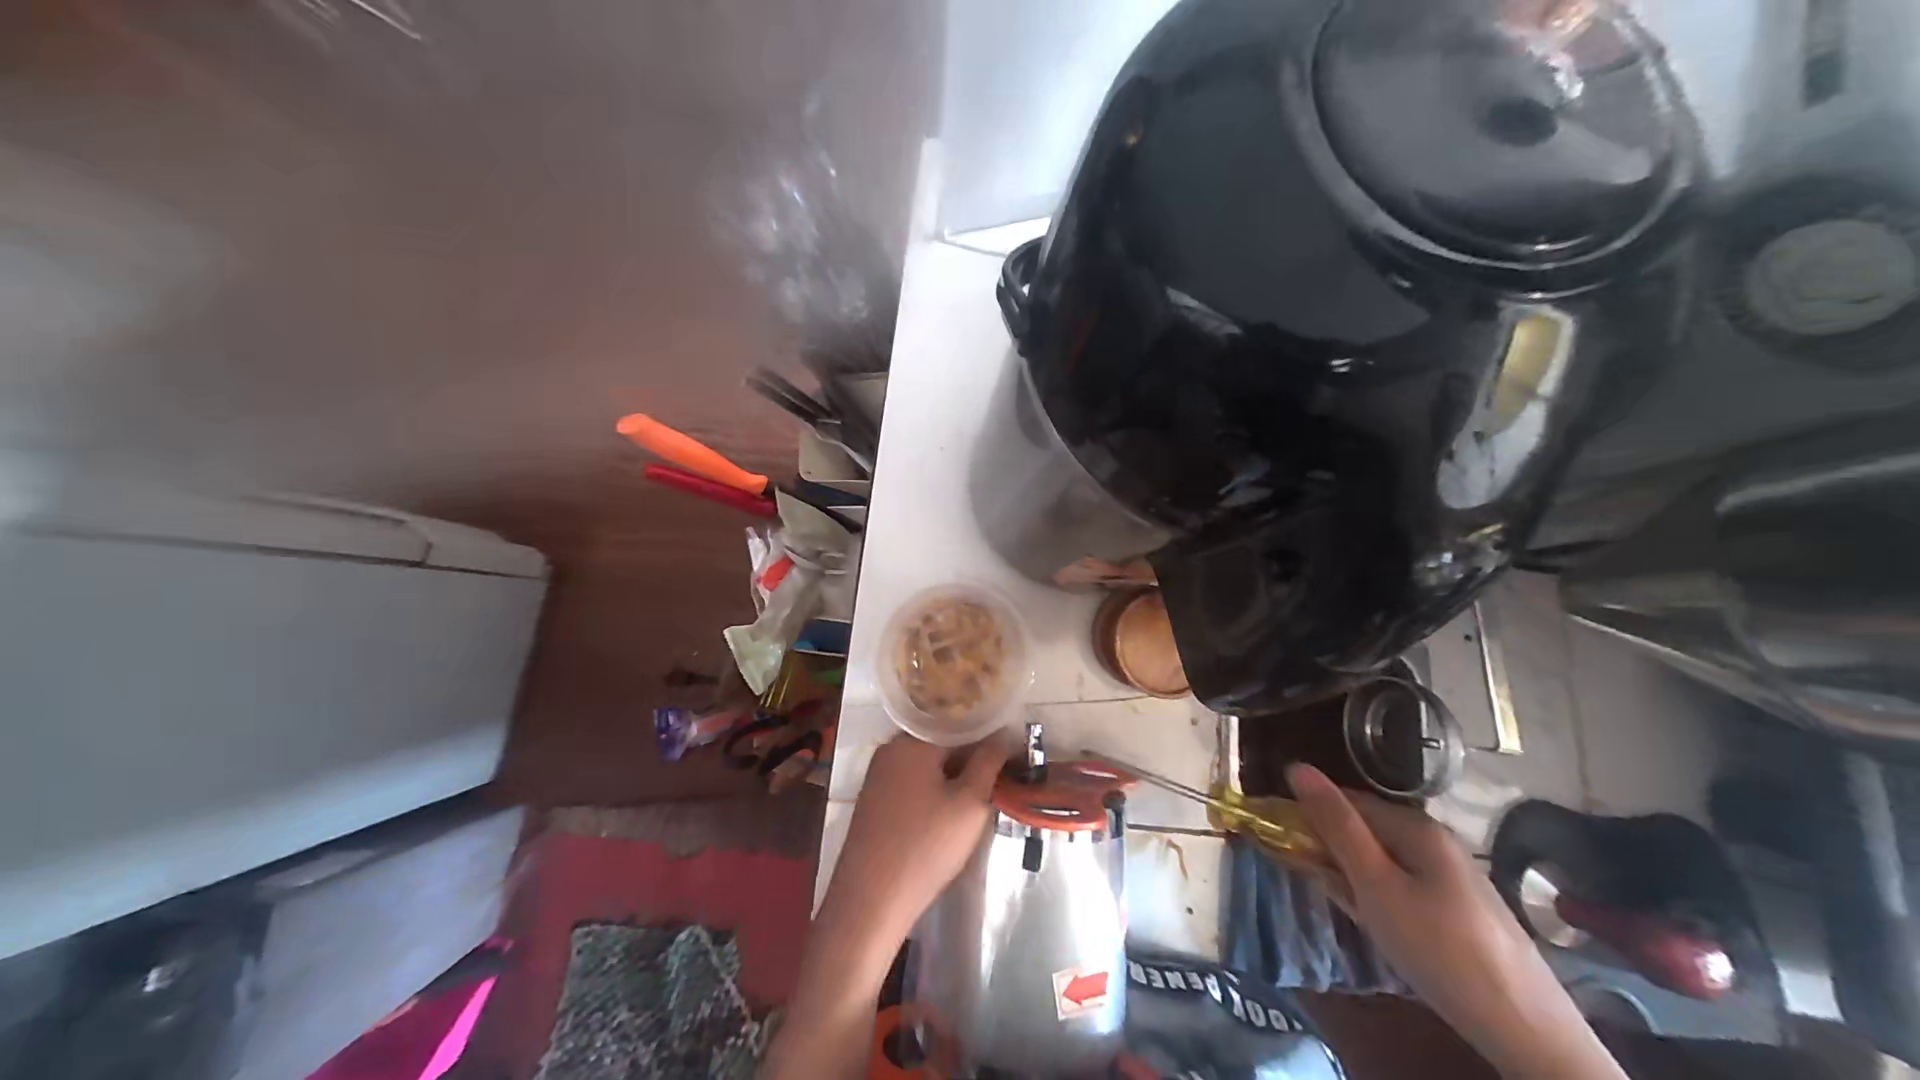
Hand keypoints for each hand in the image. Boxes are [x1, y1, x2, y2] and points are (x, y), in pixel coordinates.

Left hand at [764, 735, 1008, 1079]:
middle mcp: (890, 749)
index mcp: (912, 741)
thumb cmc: (926, 846)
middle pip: (942, 742)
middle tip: (1000, 781)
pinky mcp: (873, 800)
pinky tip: (948, 814)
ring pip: (927, 764)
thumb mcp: (970, 803)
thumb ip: (990, 762)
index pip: (961, 725)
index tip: (1014, 756)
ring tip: (980, 798)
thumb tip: (1006, 733)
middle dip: (971, 759)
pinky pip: (911, 782)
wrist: (869, 901)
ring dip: (953, 776)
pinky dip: (933, 791)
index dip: (991, 739)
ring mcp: (877, 775)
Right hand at [1288, 763, 1625, 1079]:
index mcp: (1416, 826)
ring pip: (1383, 861)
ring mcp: (1454, 875)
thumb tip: (1298, 767)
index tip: (1282, 842)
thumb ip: (1336, 825)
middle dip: (1333, 851)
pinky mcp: (1462, 907)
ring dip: (1355, 878)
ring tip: (1351, 912)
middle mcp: (1437, 840)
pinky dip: (1382, 898)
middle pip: (1365, 829)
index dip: (1310, 816)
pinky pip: (1405, 886)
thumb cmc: (1437, 948)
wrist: (1527, 1030)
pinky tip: (1383, 928)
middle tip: (1319, 886)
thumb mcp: (1374, 884)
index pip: (1346, 800)